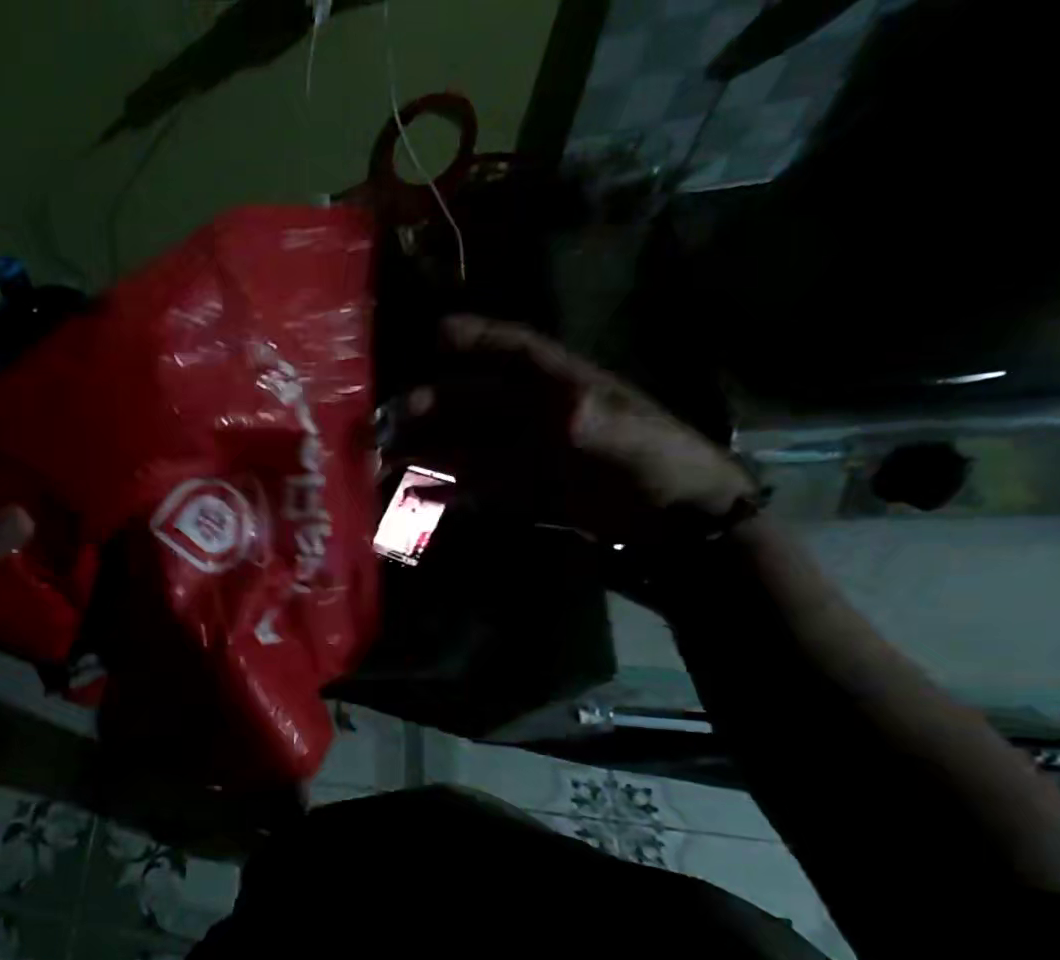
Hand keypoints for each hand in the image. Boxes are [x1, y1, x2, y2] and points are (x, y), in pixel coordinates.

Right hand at [393, 315, 756, 542]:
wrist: (677, 527)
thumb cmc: (658, 466)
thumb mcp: (630, 441)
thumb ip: (593, 424)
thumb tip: (564, 413)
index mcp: (562, 387)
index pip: (515, 351)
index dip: (477, 338)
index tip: (435, 333)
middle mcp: (533, 414)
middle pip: (470, 401)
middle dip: (425, 406)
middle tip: (382, 419)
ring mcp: (523, 454)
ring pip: (461, 445)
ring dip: (423, 450)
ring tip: (382, 459)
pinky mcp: (519, 491)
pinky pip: (470, 486)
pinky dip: (441, 489)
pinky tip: (414, 494)